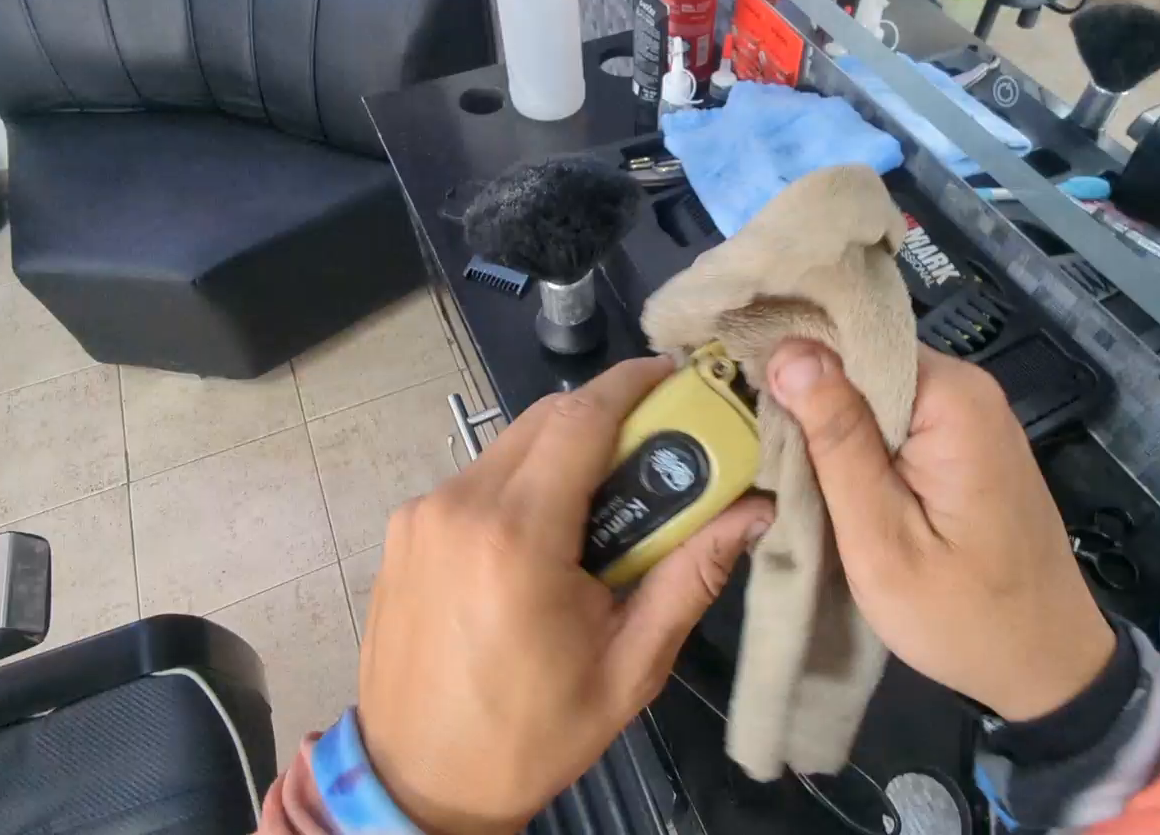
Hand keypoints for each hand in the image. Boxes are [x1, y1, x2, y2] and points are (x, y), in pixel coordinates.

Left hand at [356, 358, 774, 834]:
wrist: (414, 785)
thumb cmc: (531, 733)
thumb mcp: (630, 666)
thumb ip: (692, 576)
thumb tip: (755, 511)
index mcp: (517, 536)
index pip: (581, 417)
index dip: (632, 383)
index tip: (673, 375)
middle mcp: (459, 504)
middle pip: (547, 417)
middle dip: (607, 413)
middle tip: (656, 440)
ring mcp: (421, 511)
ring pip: (512, 441)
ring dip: (565, 445)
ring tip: (606, 491)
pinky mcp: (404, 526)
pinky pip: (480, 473)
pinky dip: (524, 475)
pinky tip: (547, 524)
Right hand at [766, 341, 1113, 722]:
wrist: (1047, 666)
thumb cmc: (961, 614)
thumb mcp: (881, 536)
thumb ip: (838, 440)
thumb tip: (790, 351)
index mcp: (951, 397)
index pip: (854, 340)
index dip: (796, 359)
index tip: (743, 385)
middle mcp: (967, 387)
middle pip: (864, 361)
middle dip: (809, 390)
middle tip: (754, 427)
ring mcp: (970, 412)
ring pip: (874, 389)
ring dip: (830, 417)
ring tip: (780, 447)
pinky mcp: (964, 438)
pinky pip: (895, 414)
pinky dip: (857, 436)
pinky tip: (825, 464)